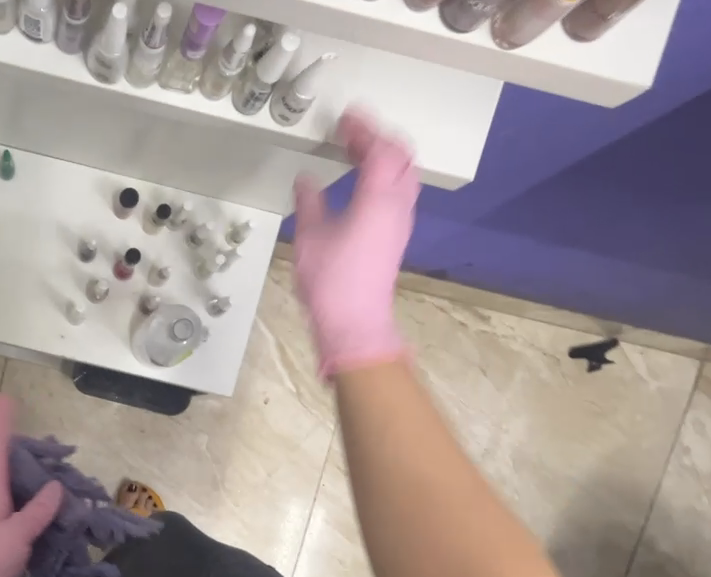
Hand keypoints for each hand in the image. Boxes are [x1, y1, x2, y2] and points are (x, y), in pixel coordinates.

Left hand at [0, 395, 63, 576]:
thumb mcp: (12, 537)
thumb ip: (37, 513)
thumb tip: (58, 488)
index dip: (1, 426)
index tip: (4, 399)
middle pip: (17, 473)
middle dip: (36, 456)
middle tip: (60, 446)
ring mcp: (7, 525)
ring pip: (30, 497)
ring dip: (48, 486)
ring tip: (72, 474)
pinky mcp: (16, 544)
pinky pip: (37, 521)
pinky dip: (53, 514)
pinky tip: (70, 510)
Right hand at [291, 111, 420, 378]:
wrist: (354, 323)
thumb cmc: (332, 282)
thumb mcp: (310, 238)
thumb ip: (310, 203)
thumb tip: (306, 182)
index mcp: (378, 197)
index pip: (379, 147)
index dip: (364, 127)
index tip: (346, 118)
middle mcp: (397, 204)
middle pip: (401, 155)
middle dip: (379, 137)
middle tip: (353, 133)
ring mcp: (400, 222)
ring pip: (404, 174)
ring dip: (385, 157)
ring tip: (358, 154)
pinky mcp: (395, 237)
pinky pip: (398, 193)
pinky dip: (385, 177)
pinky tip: (363, 186)